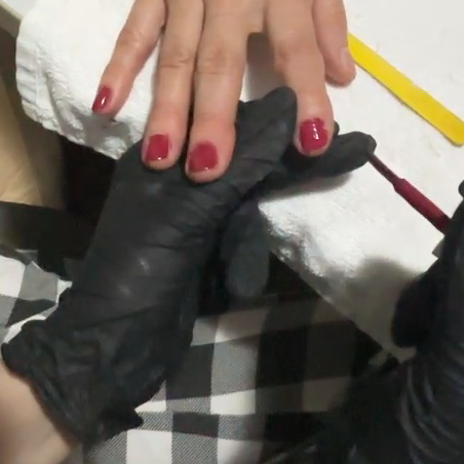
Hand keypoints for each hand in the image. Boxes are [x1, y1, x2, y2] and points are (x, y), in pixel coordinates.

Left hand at [1, 88, 372, 443]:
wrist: (111, 352)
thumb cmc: (137, 274)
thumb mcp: (186, 214)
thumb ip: (238, 166)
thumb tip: (287, 110)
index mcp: (162, 159)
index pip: (233, 132)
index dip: (284, 129)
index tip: (334, 126)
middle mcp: (178, 183)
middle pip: (248, 167)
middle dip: (292, 169)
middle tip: (353, 151)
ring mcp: (191, 224)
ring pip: (248, 211)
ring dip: (251, 243)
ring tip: (246, 269)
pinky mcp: (203, 258)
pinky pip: (240, 248)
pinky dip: (242, 267)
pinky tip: (231, 288)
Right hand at [98, 0, 355, 181]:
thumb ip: (329, 18)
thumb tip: (342, 78)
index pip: (297, 45)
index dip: (306, 94)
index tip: (310, 141)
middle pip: (222, 59)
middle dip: (214, 116)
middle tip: (209, 169)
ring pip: (175, 55)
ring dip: (167, 107)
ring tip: (161, 157)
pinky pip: (135, 29)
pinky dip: (120, 66)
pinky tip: (106, 103)